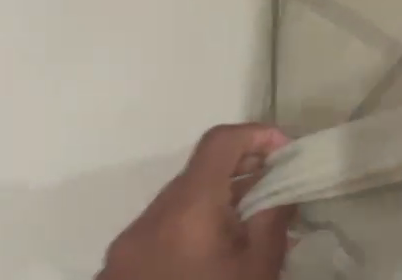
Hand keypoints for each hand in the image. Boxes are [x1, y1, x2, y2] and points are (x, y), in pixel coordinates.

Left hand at [98, 124, 295, 279]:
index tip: (287, 156)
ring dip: (219, 201)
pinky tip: (215, 256)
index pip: (221, 141)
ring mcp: (123, 249)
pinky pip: (160, 230)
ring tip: (249, 230)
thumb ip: (274, 212)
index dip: (260, 134)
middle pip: (200, 171)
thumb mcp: (262, 260)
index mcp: (186, 209)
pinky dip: (194, 226)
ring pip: (179, 202)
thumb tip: (279, 185)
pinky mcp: (114, 272)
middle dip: (244, 172)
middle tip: (277, 194)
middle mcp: (147, 221)